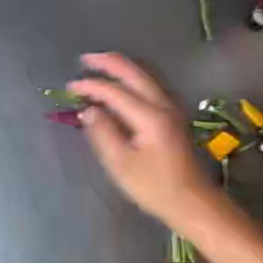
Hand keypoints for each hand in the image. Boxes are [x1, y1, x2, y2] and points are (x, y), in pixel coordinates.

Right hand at [69, 52, 223, 224]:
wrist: (193, 202)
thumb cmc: (155, 187)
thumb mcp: (121, 164)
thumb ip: (103, 133)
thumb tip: (88, 111)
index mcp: (150, 116)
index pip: (114, 91)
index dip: (90, 86)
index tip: (69, 88)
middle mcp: (163, 104)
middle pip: (134, 71)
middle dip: (108, 62)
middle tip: (84, 61)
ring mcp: (171, 107)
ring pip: (144, 74)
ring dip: (121, 67)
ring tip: (98, 67)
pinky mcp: (172, 114)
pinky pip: (149, 84)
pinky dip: (131, 77)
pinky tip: (119, 84)